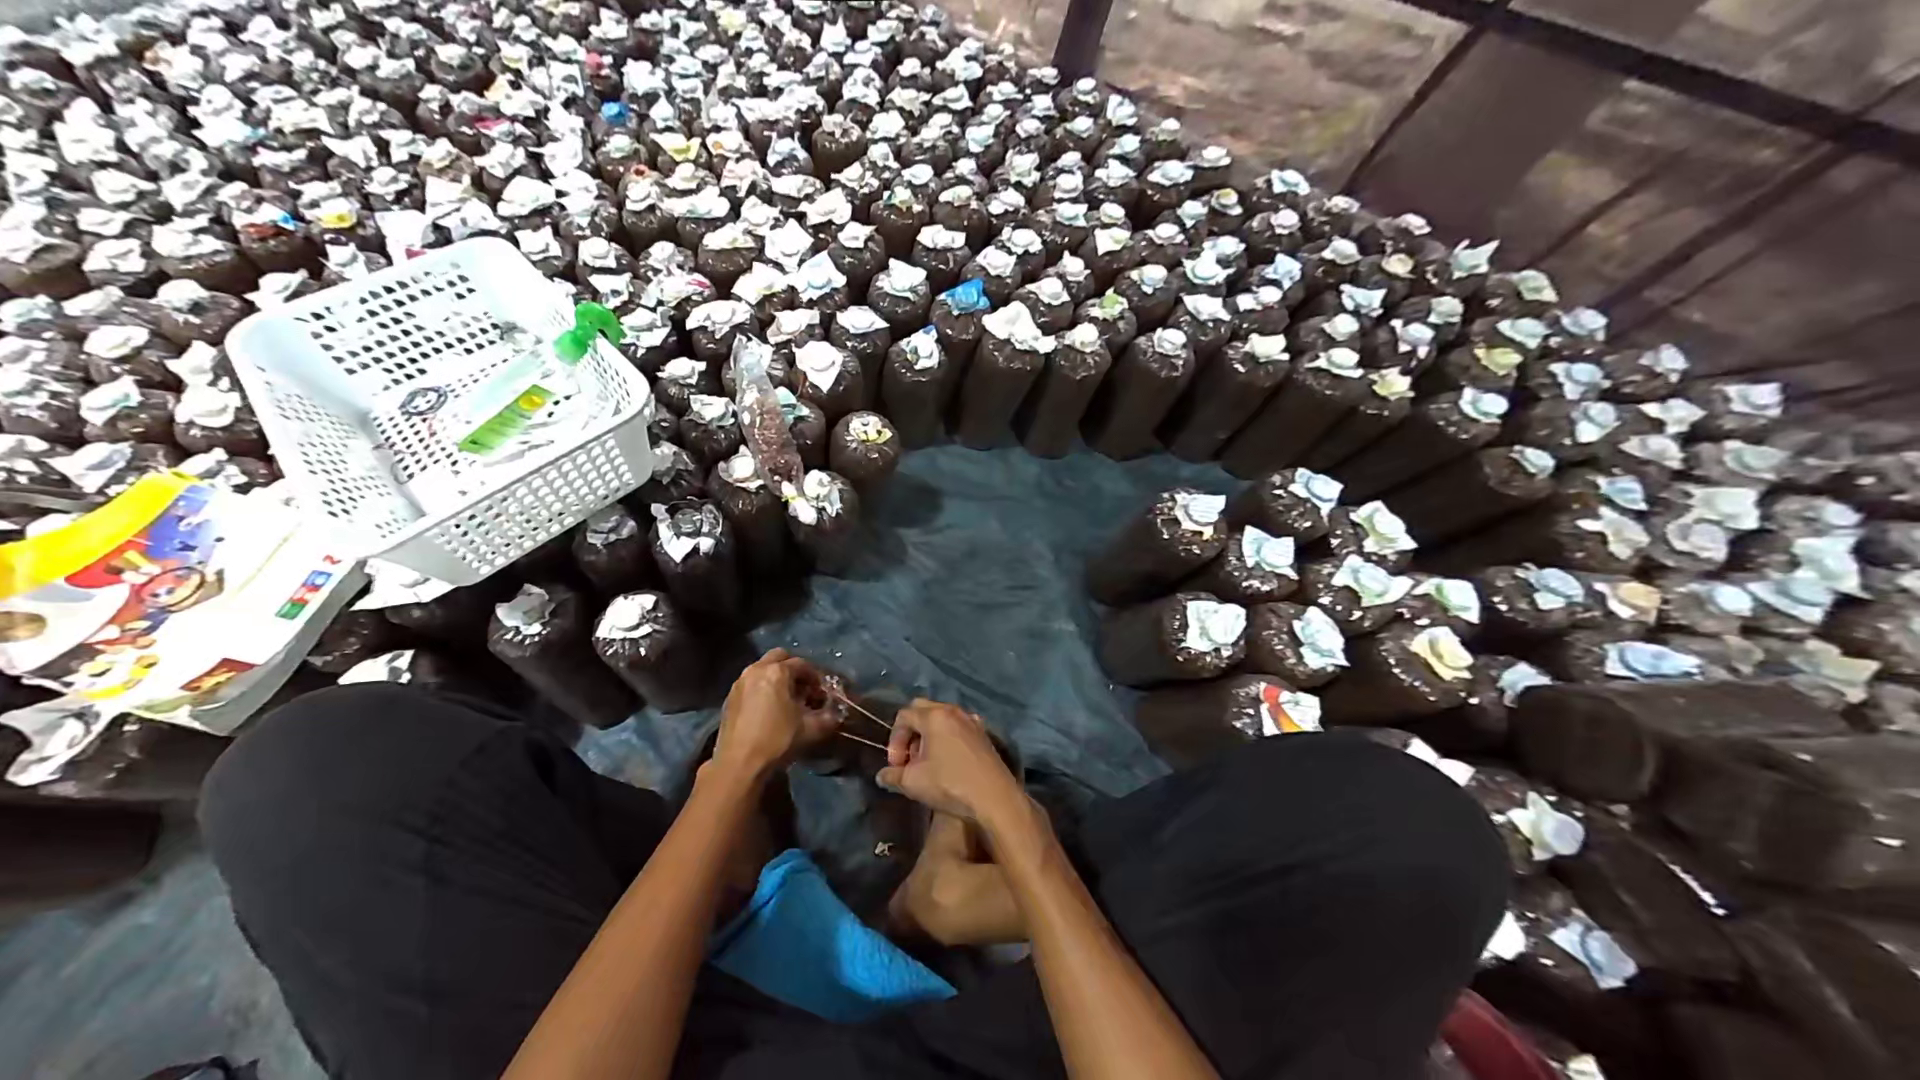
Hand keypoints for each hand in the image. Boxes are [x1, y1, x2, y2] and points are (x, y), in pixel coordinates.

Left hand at [712, 649, 837, 778]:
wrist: (739, 764)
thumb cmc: (778, 740)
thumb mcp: (811, 729)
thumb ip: (829, 716)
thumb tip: (837, 712)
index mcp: (777, 672)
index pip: (802, 664)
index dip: (815, 677)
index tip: (821, 693)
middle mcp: (756, 670)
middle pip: (779, 658)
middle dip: (794, 670)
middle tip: (803, 689)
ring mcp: (740, 682)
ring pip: (763, 669)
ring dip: (777, 678)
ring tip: (786, 700)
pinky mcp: (730, 697)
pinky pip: (751, 683)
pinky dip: (763, 688)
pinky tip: (769, 709)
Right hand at [875, 700, 1027, 829]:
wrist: (994, 798)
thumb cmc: (949, 784)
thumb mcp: (912, 782)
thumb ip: (892, 775)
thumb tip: (882, 775)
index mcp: (934, 716)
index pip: (904, 716)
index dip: (894, 739)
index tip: (896, 764)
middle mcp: (954, 711)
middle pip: (923, 710)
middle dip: (910, 733)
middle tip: (909, 758)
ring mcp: (972, 721)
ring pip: (941, 719)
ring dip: (928, 736)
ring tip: (927, 763)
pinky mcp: (983, 735)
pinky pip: (957, 728)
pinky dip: (946, 738)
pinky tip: (947, 762)